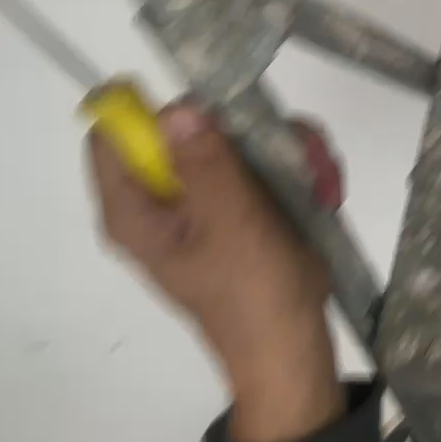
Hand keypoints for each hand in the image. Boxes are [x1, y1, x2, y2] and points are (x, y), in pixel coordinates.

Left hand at [89, 100, 345, 441]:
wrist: (290, 334)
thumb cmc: (251, 287)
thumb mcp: (230, 223)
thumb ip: (206, 165)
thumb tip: (179, 106)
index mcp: (137, 207)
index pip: (117, 135)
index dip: (158, 111)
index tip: (219, 108)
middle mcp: (166, 194)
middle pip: (196, 125)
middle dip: (255, 130)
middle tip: (298, 150)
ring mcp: (210, 195)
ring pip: (244, 136)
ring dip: (291, 150)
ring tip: (320, 178)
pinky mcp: (246, 199)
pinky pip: (271, 157)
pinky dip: (302, 167)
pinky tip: (323, 190)